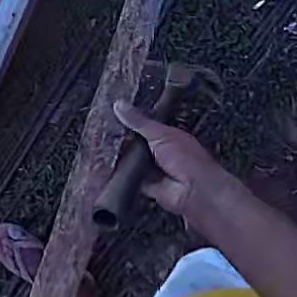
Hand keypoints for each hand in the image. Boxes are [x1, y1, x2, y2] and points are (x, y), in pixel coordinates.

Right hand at [113, 100, 241, 220]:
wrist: (195, 192)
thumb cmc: (188, 159)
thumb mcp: (161, 134)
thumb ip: (139, 122)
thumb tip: (119, 104)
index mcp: (167, 135)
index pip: (145, 124)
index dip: (130, 120)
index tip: (111, 112)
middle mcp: (159, 151)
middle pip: (135, 142)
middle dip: (122, 138)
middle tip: (101, 129)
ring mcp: (152, 169)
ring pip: (130, 159)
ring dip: (121, 156)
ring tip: (100, 146)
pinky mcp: (145, 185)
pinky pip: (129, 177)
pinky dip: (121, 174)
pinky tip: (107, 167)